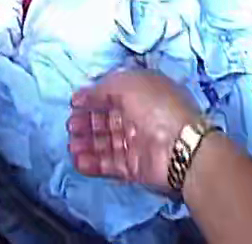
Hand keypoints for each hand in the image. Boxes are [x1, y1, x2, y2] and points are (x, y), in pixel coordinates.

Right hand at [67, 69, 205, 193]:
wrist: (180, 145)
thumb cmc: (154, 105)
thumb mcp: (127, 84)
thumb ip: (102, 88)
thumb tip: (84, 94)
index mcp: (139, 92)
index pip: (110, 94)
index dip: (92, 97)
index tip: (74, 102)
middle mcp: (137, 116)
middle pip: (106, 119)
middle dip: (86, 121)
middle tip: (71, 125)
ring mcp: (135, 142)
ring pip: (105, 142)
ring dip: (87, 143)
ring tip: (71, 145)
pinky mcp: (134, 167)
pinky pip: (110, 163)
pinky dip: (93, 163)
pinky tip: (78, 160)